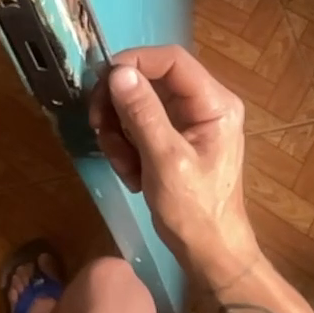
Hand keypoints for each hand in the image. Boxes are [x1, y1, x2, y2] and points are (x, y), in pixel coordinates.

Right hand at [88, 45, 263, 288]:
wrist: (208, 253)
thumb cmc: (194, 210)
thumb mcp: (165, 160)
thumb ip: (142, 113)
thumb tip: (118, 73)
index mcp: (214, 103)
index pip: (171, 60)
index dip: (134, 62)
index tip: (102, 82)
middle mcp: (204, 104)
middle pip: (150, 80)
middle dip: (120, 104)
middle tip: (99, 126)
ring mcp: (188, 121)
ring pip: (139, 103)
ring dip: (119, 130)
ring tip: (122, 163)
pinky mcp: (174, 137)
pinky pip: (140, 124)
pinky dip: (126, 145)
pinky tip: (131, 172)